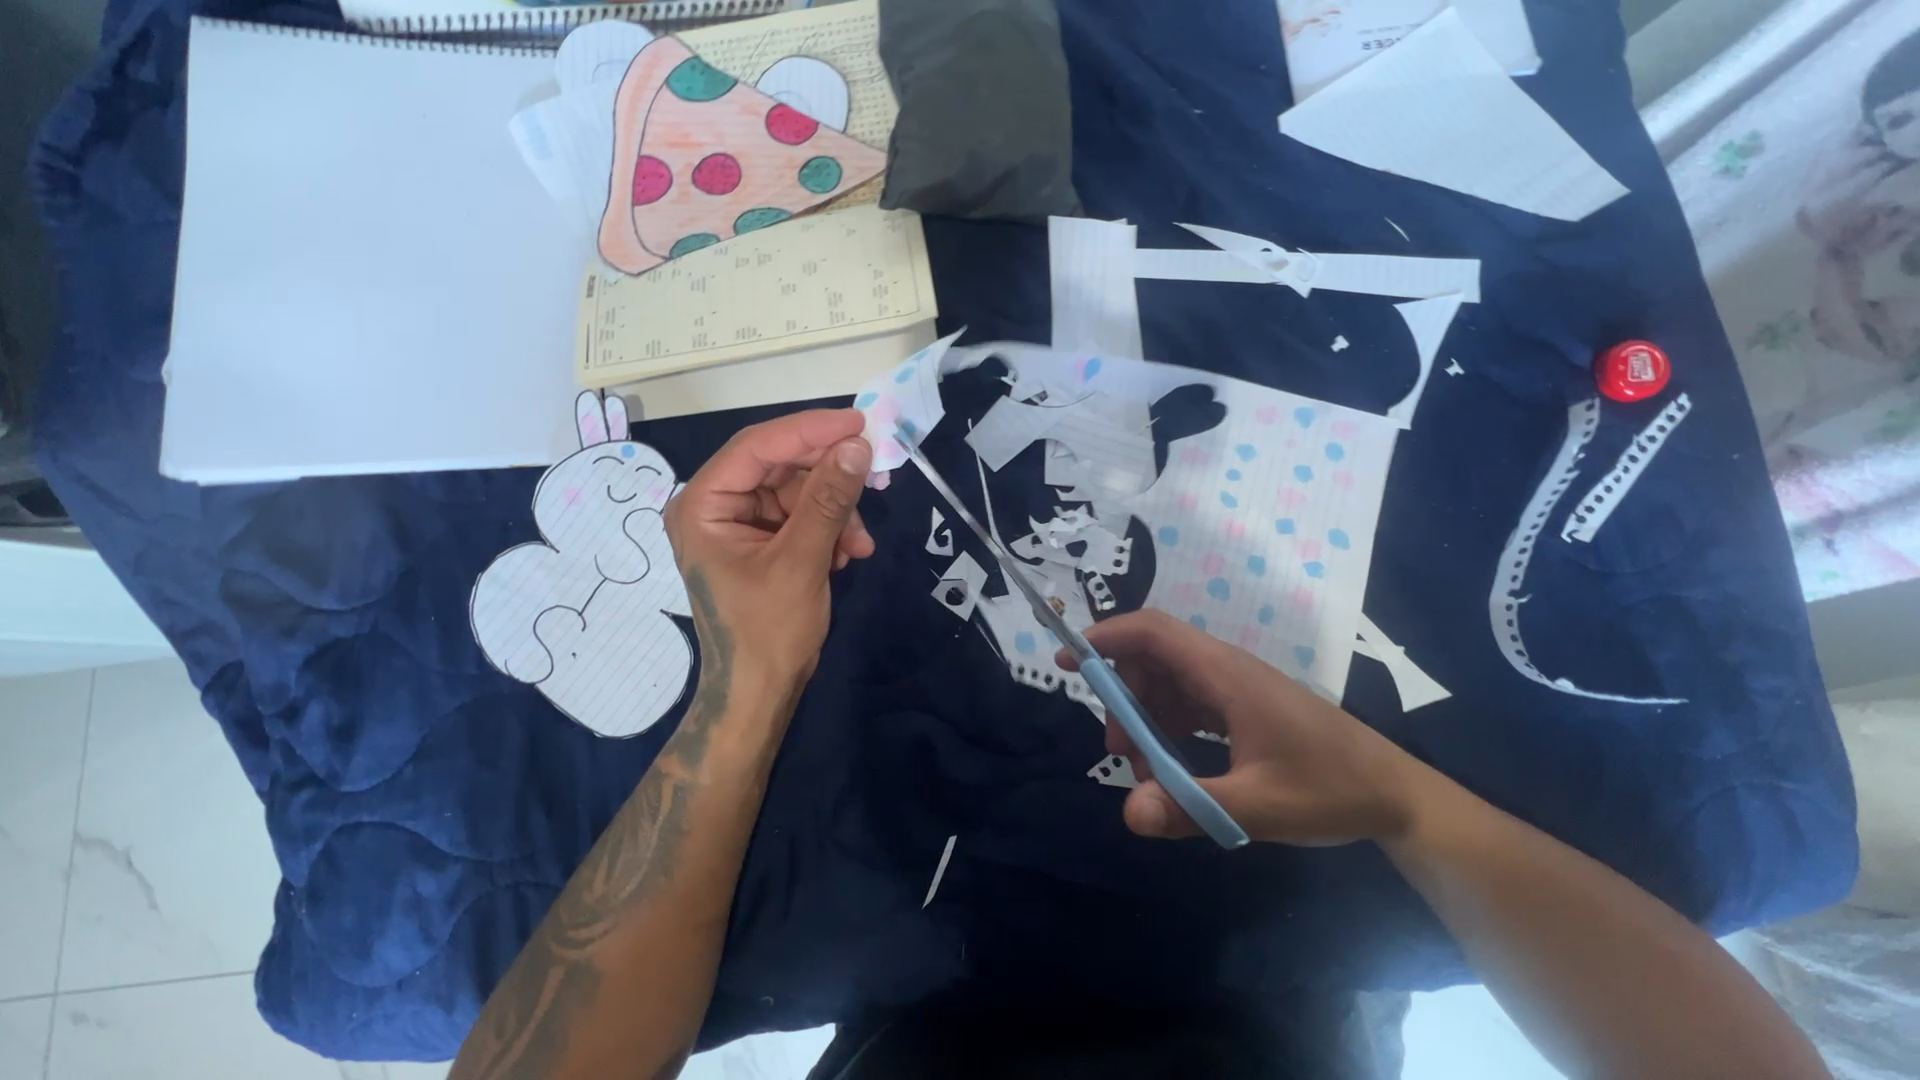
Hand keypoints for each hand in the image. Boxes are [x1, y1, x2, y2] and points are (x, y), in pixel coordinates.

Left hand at [663, 409, 874, 690]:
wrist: (760, 692)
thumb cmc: (767, 631)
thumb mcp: (801, 561)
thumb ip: (828, 500)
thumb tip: (858, 446)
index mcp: (702, 505)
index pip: (757, 446)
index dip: (809, 430)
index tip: (858, 422)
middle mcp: (714, 506)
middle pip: (780, 466)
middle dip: (829, 481)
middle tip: (874, 480)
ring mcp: (737, 524)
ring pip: (798, 491)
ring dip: (836, 513)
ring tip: (860, 544)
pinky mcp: (760, 541)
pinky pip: (801, 515)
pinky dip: (829, 529)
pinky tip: (848, 554)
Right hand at [1059, 610, 1416, 845]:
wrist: (1397, 797)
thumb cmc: (1332, 790)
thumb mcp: (1258, 806)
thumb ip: (1190, 808)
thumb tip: (1127, 812)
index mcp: (1227, 675)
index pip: (1154, 632)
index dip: (1107, 636)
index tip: (1068, 660)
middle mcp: (1227, 672)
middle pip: (1153, 659)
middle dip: (1123, 698)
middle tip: (1121, 752)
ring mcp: (1236, 690)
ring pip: (1168, 684)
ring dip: (1146, 720)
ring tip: (1150, 774)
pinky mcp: (1244, 710)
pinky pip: (1189, 705)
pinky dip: (1169, 731)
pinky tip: (1174, 771)